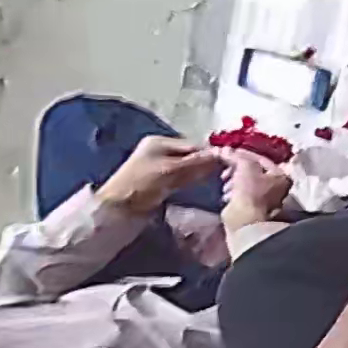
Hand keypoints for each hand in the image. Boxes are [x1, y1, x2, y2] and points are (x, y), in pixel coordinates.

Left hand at [95, 136, 220, 213]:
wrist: (118, 206)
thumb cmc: (142, 183)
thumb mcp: (173, 170)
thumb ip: (199, 161)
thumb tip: (224, 154)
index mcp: (160, 142)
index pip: (196, 145)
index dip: (212, 154)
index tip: (228, 164)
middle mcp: (162, 149)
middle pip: (195, 154)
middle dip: (208, 162)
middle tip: (223, 172)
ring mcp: (162, 162)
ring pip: (192, 164)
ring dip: (203, 170)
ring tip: (216, 178)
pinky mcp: (164, 176)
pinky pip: (186, 173)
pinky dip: (195, 176)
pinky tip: (202, 181)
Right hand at [219, 148, 292, 233]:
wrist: (246, 222)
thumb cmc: (250, 193)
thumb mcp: (246, 169)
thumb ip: (238, 157)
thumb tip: (226, 150)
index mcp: (281, 175)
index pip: (261, 159)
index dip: (243, 154)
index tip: (226, 152)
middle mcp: (277, 185)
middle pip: (253, 170)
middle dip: (236, 168)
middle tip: (224, 171)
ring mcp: (266, 196)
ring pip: (246, 181)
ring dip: (233, 180)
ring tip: (224, 183)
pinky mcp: (253, 206)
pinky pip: (241, 192)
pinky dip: (232, 191)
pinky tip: (225, 194)